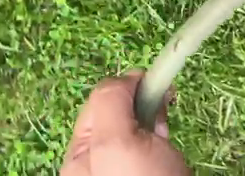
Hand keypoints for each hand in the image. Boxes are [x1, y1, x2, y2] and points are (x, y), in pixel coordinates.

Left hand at [61, 74, 190, 175]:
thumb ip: (111, 104)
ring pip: (135, 123)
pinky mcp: (138, 172)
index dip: (130, 86)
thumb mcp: (117, 145)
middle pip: (118, 109)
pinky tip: (166, 149)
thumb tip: (128, 77)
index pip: (102, 97)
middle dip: (145, 105)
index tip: (157, 92)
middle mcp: (92, 161)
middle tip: (162, 120)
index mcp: (78, 153)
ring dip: (155, 120)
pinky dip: (160, 136)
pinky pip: (146, 141)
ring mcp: (115, 169)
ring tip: (165, 139)